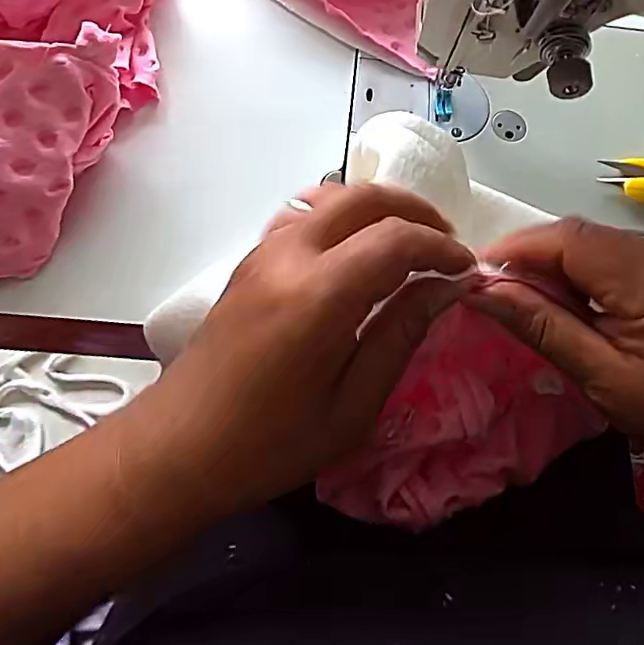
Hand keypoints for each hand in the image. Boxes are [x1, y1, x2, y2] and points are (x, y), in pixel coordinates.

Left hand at [107, 184, 474, 520]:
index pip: (396, 239)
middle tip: (446, 245)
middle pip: (365, 198)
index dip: (440, 247)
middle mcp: (289, 255)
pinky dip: (346, 216)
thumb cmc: (268, 444)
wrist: (177, 447)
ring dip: (381, 209)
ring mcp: (265, 250)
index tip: (465, 269)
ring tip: (411, 243)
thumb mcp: (352, 406)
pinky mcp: (253, 257)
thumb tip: (445, 287)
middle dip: (416, 212)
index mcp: (317, 295)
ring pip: (335, 197)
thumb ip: (401, 334)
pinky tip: (359, 249)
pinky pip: (308, 214)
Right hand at [467, 218, 643, 477]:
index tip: (475, 272)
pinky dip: (569, 270)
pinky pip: (602, 255)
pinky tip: (553, 297)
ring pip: (586, 240)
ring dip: (546, 261)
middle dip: (527, 254)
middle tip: (489, 286)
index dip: (516, 249)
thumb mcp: (602, 378)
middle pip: (576, 234)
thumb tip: (484, 291)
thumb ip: (542, 326)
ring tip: (514, 294)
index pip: (569, 241)